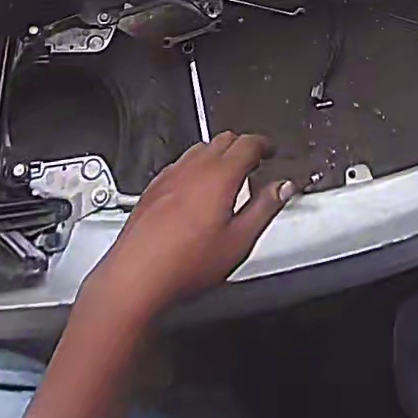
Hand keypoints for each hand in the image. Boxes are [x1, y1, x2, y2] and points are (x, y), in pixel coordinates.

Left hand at [79, 132, 294, 324]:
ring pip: (201, 148)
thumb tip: (282, 188)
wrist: (135, 279)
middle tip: (255, 161)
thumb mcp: (239, 241)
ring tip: (229, 175)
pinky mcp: (153, 188)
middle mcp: (194, 168)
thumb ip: (265, 207)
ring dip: (219, 154)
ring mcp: (171, 176)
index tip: (270, 150)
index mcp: (220, 175)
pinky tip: (197, 189)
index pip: (248, 144)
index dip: (264, 144)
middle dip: (243, 146)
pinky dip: (196, 166)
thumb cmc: (184, 264)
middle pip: (225, 139)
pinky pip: (181, 164)